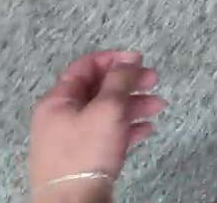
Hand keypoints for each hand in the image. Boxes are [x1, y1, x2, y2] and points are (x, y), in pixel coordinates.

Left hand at [28, 50, 167, 200]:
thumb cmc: (87, 150)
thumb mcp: (108, 107)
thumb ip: (120, 78)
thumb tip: (129, 59)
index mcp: (58, 101)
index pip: (86, 66)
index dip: (114, 58)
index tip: (139, 60)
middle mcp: (61, 117)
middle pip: (100, 88)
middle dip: (130, 83)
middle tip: (154, 80)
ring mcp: (70, 139)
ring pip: (107, 111)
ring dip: (134, 104)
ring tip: (159, 107)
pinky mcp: (82, 157)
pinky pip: (106, 133)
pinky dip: (127, 127)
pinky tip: (146, 129)